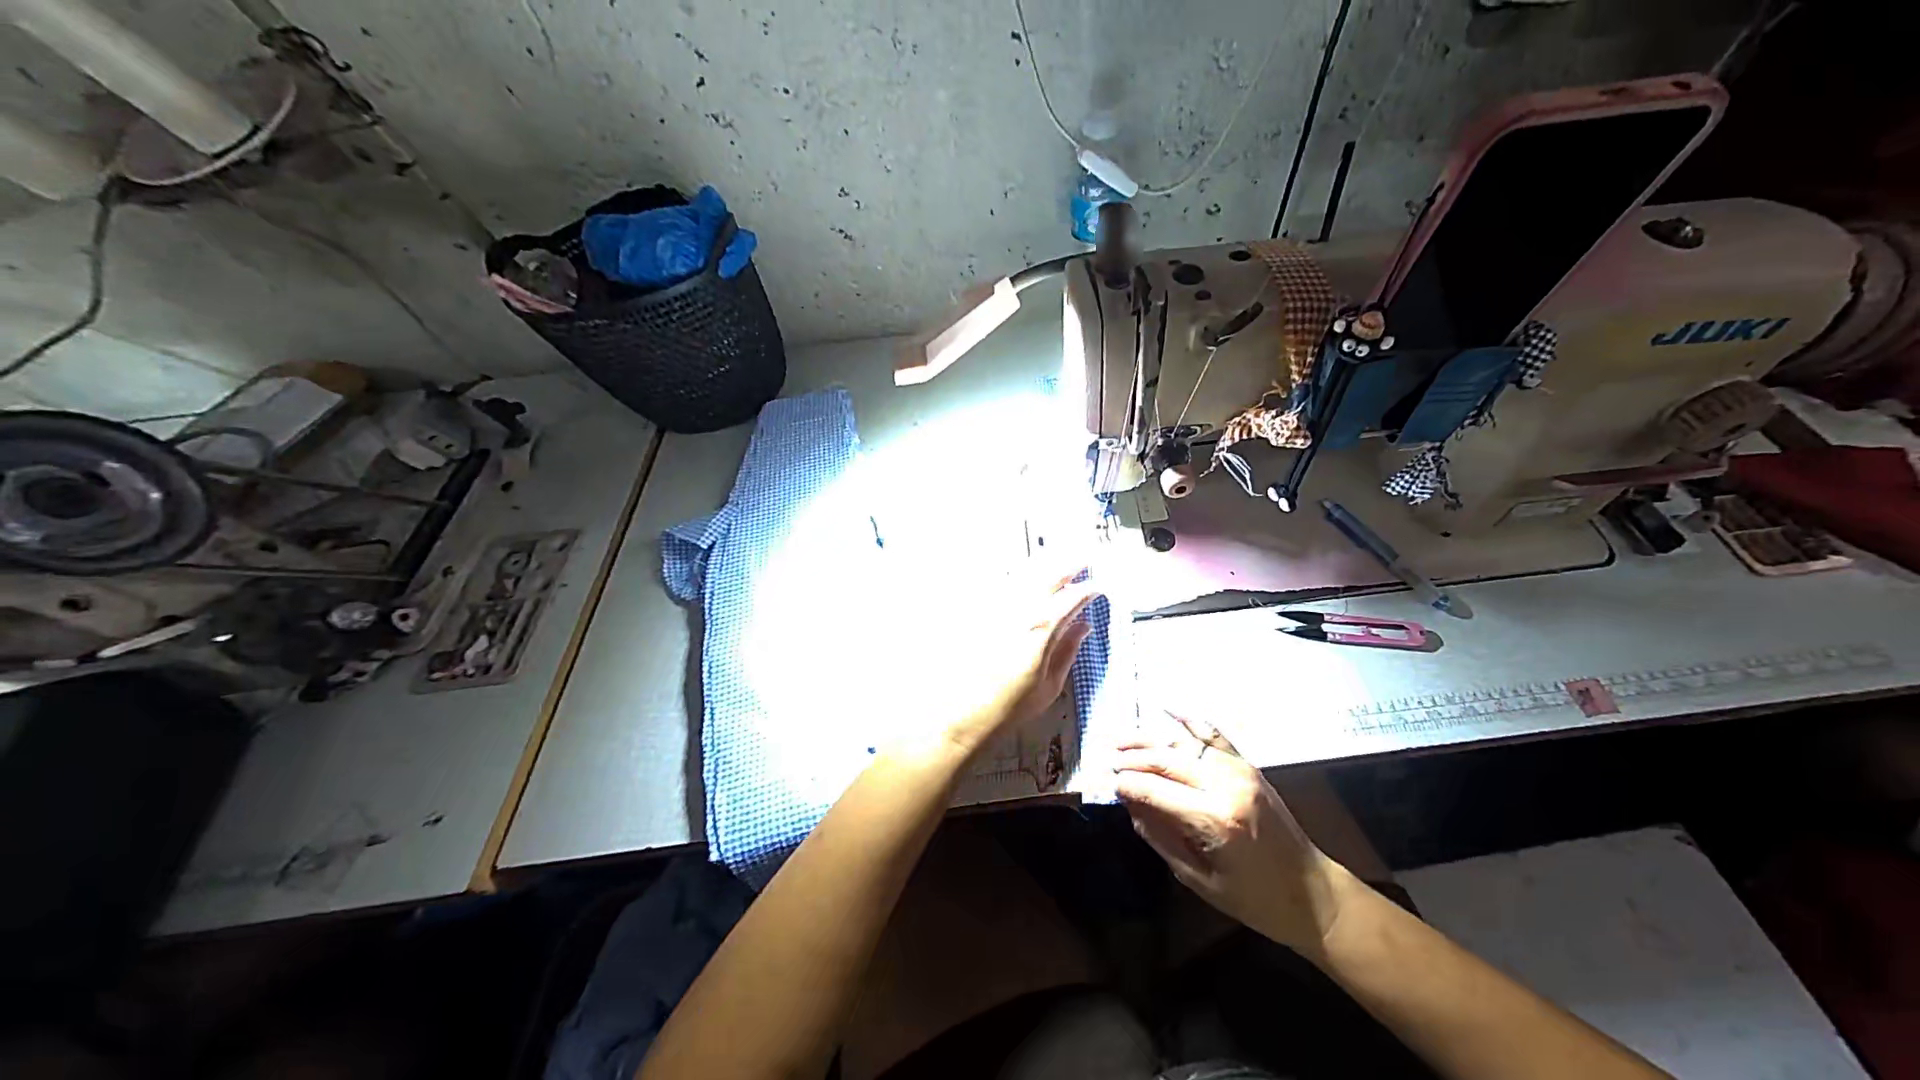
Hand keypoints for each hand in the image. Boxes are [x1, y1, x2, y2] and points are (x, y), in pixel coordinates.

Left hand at [931, 571, 1096, 756]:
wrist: (963, 714)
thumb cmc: (1010, 706)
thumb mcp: (1049, 684)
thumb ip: (1068, 650)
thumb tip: (1083, 626)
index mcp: (1040, 627)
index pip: (1071, 598)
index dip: (1088, 591)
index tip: (1097, 589)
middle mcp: (1017, 608)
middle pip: (1047, 575)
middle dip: (1068, 565)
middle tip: (1083, 561)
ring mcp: (994, 606)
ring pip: (1023, 573)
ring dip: (1043, 566)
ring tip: (1056, 563)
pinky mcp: (975, 610)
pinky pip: (999, 583)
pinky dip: (1016, 575)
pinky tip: (1022, 576)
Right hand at [1114, 713, 1349, 955]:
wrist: (1313, 894)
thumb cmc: (1254, 899)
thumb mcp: (1197, 879)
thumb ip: (1159, 837)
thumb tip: (1130, 805)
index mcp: (1214, 819)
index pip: (1154, 789)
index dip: (1125, 784)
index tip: (1105, 784)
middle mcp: (1226, 785)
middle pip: (1166, 760)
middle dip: (1132, 759)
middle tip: (1106, 760)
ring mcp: (1240, 770)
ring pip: (1183, 744)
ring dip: (1150, 740)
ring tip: (1122, 742)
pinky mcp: (1249, 766)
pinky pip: (1213, 735)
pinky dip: (1189, 721)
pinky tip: (1166, 709)